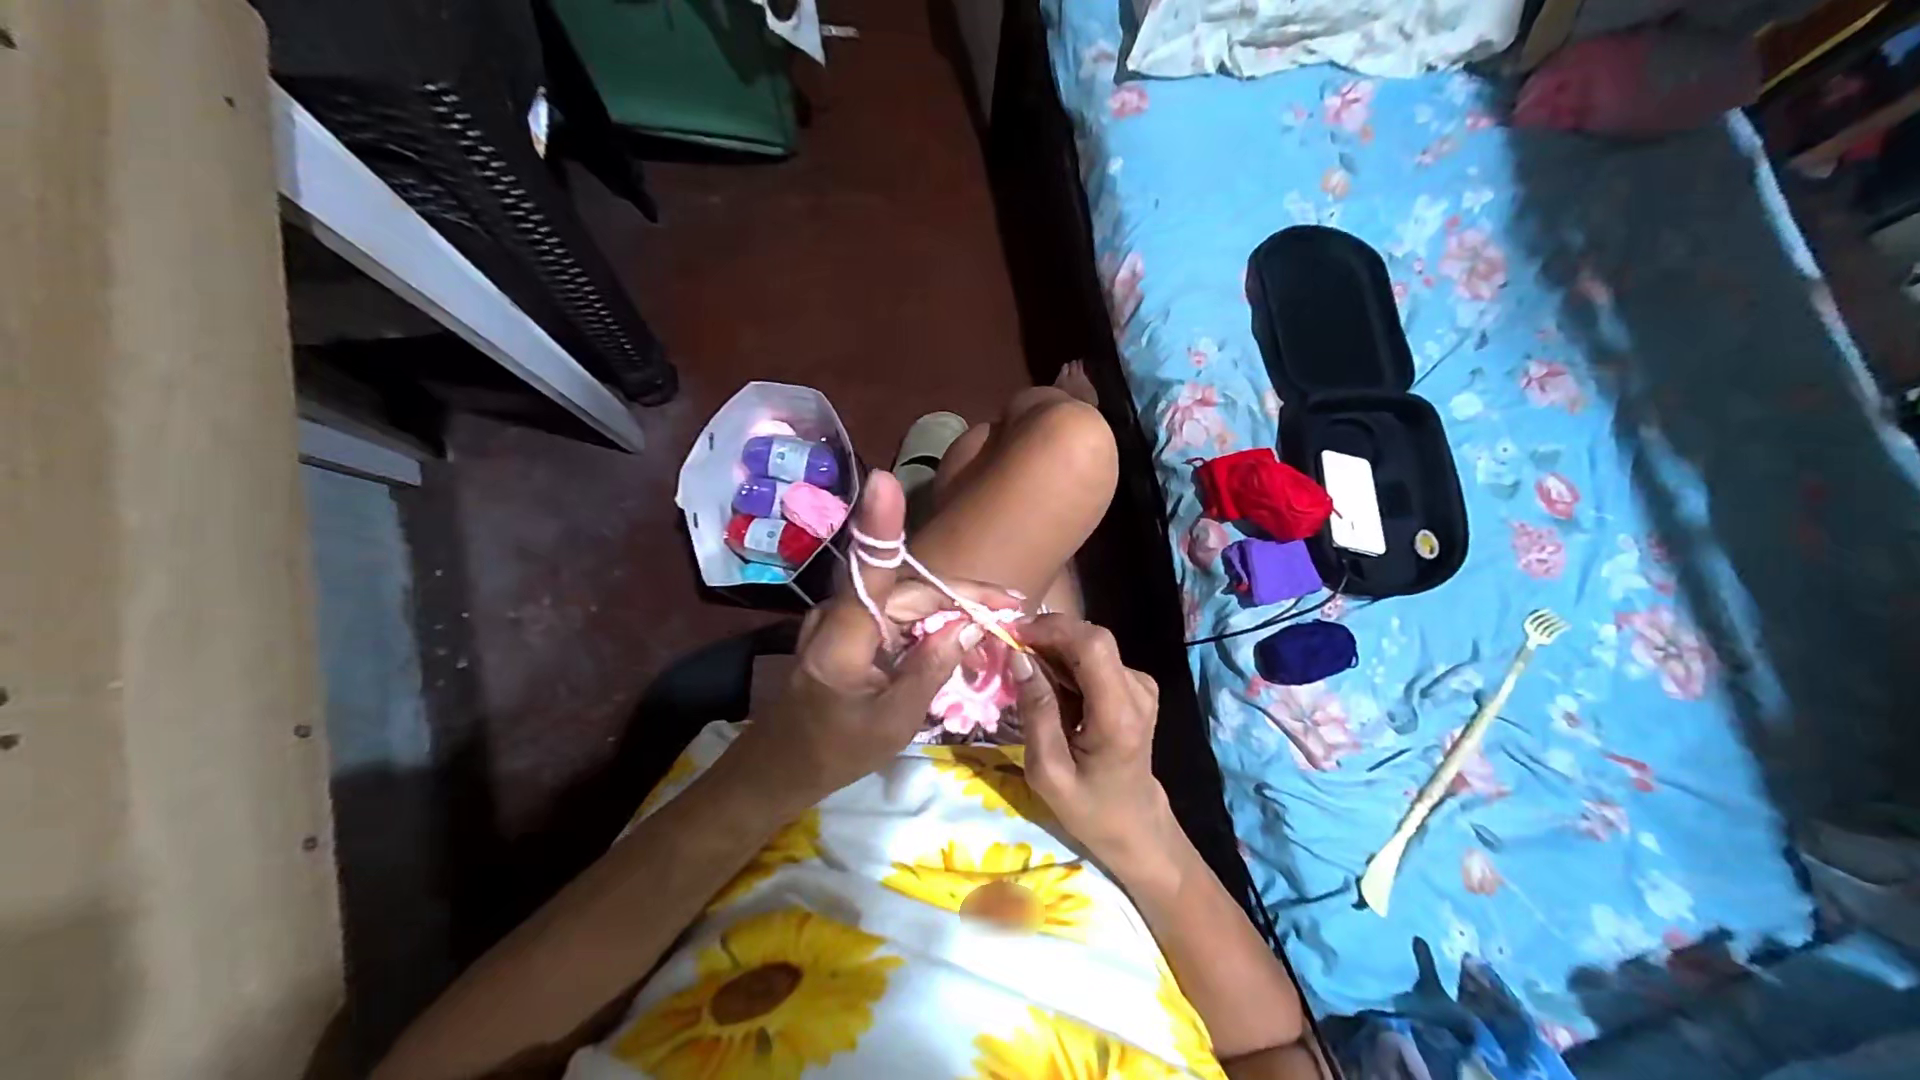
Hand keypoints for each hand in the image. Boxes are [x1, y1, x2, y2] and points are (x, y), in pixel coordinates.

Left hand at [726, 471, 979, 807]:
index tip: (884, 483)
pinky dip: (928, 625)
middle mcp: (840, 615)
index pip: (866, 573)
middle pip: (906, 589)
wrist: (780, 767)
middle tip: (1013, 609)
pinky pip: (895, 617)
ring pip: (904, 602)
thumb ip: (930, 669)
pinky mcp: (848, 630)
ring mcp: (842, 620)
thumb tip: (967, 625)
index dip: (878, 527)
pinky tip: (960, 637)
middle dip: (960, 596)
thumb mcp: (892, 722)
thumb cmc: (834, 752)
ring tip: (996, 625)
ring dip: (949, 611)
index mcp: (842, 637)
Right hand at [1015, 615, 1181, 876]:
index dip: (1052, 630)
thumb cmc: (1088, 806)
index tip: (1013, 636)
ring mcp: (1140, 685)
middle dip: (1048, 635)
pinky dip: (1066, 663)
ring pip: (1091, 645)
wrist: (1134, 823)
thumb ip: (1035, 711)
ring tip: (1025, 672)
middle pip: (1092, 638)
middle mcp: (1137, 690)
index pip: (1092, 646)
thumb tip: (1017, 657)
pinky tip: (1049, 686)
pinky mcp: (1135, 686)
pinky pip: (1095, 659)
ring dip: (1054, 650)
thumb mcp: (1047, 770)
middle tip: (1011, 651)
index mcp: (1118, 714)